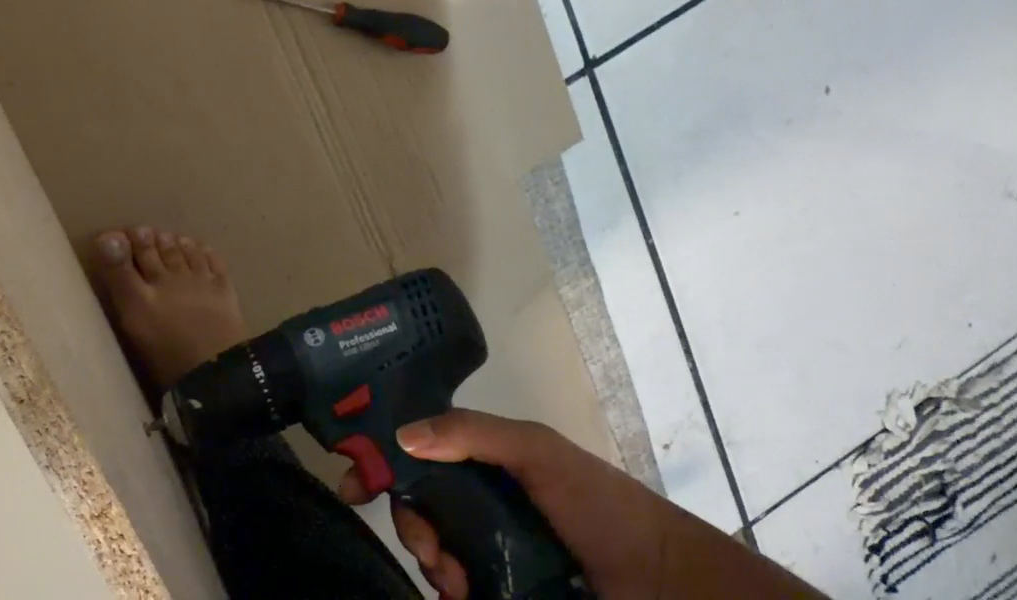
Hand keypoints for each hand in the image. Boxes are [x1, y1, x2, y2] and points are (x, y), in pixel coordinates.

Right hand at [337, 409, 824, 599]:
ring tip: (457, 581)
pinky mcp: (502, 593)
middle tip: (432, 551)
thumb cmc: (599, 504)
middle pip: (416, 506)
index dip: (378, 463)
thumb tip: (400, 437)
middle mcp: (480, 504)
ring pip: (432, 553)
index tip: (350, 487)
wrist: (665, 586)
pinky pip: (456, 590)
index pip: (416, 453)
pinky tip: (463, 595)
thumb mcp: (536, 450)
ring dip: (432, 565)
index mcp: (483, 463)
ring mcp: (492, 553)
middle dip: (411, 527)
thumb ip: (469, 433)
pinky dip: (449, 591)